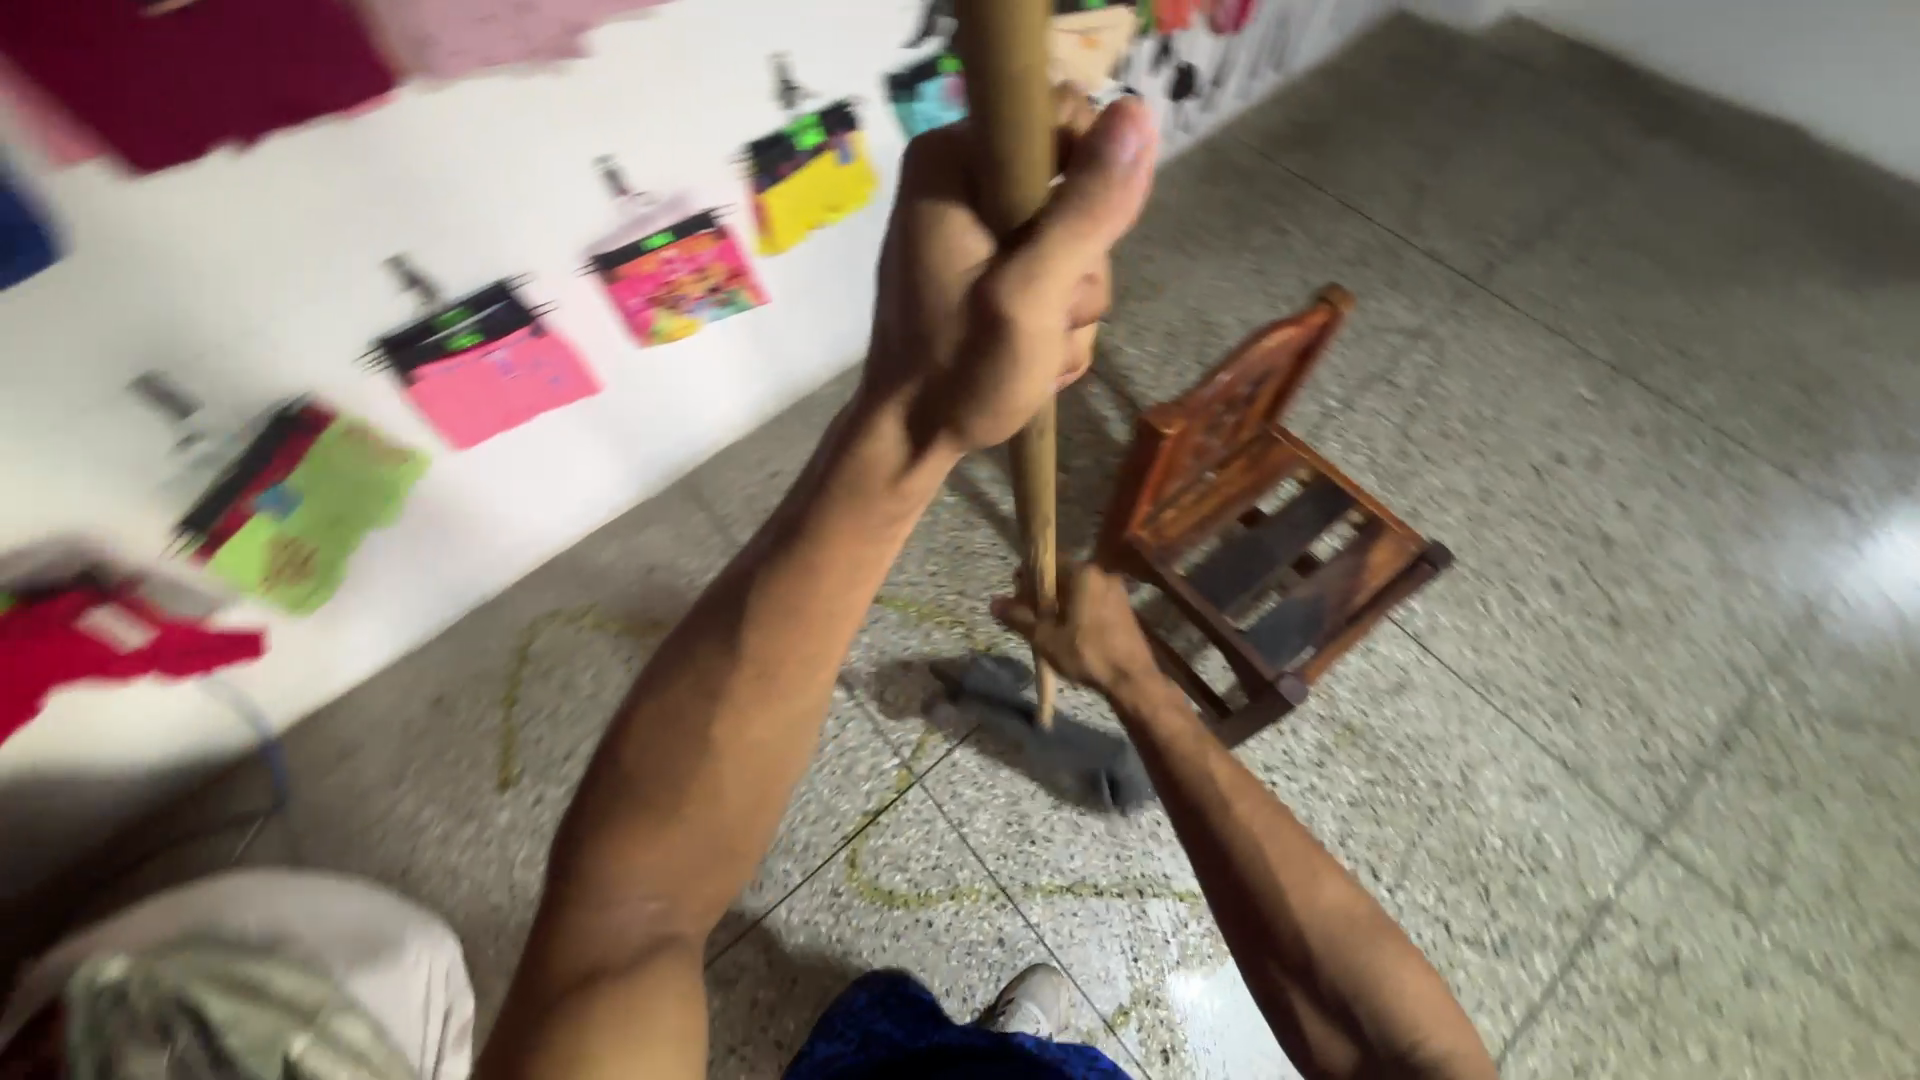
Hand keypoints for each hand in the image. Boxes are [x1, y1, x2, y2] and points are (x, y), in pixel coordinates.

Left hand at [862, 88, 1157, 456]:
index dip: (1093, 179)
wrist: (912, 439)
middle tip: (1044, 320)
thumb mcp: (1029, 296)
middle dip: (1078, 270)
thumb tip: (1140, 114)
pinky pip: (1056, 282)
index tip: (1083, 248)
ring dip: (1070, 311)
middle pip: (1075, 194)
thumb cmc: (958, 372)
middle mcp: (963, 184)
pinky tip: (1033, 359)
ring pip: (1074, 248)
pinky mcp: (990, 274)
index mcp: (952, 162)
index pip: (1059, 120)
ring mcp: (979, 234)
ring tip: (1035, 352)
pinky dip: (1054, 326)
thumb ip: (1086, 212)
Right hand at [992, 562, 1161, 695]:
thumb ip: (1019, 617)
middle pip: (1063, 575)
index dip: (1028, 579)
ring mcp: (1116, 591)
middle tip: (1030, 618)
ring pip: (1078, 589)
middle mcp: (1102, 574)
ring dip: (1060, 603)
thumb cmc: (1087, 654)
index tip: (1018, 600)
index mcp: (1083, 574)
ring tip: (1048, 629)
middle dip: (1042, 593)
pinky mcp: (1124, 608)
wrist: (1132, 680)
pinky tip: (1071, 633)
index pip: (1047, 562)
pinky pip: (1093, 600)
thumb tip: (993, 602)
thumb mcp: (1045, 638)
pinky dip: (1078, 610)